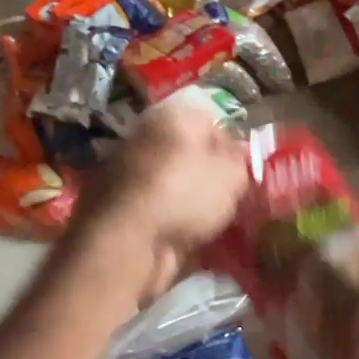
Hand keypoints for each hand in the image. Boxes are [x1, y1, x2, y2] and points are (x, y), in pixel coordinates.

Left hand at [71, 102, 248, 299]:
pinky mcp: (115, 204)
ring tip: (211, 224)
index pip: (212, 123)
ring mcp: (126, 171)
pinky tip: (186, 237)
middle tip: (230, 201)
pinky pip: (155, 207)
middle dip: (208, 176)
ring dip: (189, 200)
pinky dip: (169, 219)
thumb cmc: (185, 195)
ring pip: (172, 182)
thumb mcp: (230, 175)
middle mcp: (145, 136)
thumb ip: (239, 160)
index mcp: (172, 117)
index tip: (244, 175)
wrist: (127, 241)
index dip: (232, 150)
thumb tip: (238, 151)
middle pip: (189, 154)